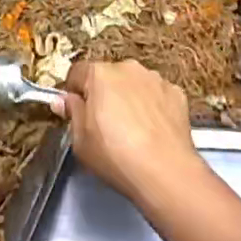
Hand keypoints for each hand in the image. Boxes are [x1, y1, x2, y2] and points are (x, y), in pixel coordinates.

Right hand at [58, 60, 203, 203]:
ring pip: (133, 84)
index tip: (76, 111)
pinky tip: (153, 131)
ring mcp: (154, 78)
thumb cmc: (116, 156)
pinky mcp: (175, 92)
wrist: (166, 172)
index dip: (74, 92)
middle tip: (104, 125)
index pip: (78, 73)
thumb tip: (64, 100)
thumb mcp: (81, 141)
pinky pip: (156, 95)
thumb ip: (72, 113)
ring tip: (132, 131)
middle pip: (107, 76)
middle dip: (104, 95)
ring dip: (129, 98)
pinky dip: (152, 107)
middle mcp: (127, 68)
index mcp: (99, 74)